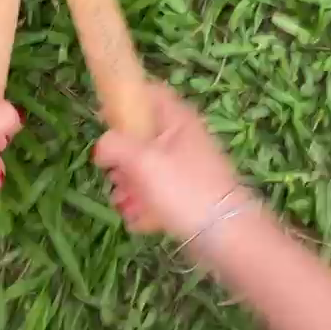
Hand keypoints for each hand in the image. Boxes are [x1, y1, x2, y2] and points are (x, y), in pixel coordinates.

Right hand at [93, 82, 248, 241]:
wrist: (229, 237)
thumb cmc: (184, 188)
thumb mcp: (141, 161)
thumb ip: (113, 146)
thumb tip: (101, 149)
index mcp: (177, 119)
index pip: (148, 92)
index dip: (123, 99)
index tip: (103, 117)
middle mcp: (184, 138)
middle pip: (143, 133)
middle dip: (122, 154)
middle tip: (112, 172)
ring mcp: (189, 167)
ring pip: (148, 166)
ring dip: (129, 182)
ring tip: (121, 202)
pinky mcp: (191, 195)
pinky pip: (159, 191)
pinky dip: (145, 203)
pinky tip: (135, 219)